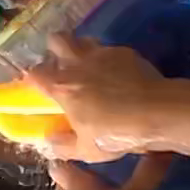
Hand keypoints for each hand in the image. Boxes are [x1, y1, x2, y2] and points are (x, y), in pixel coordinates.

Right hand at [28, 35, 170, 162]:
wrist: (156, 111)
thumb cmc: (116, 133)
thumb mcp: (86, 150)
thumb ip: (62, 145)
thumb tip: (47, 142)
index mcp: (62, 86)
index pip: (35, 73)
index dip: (33, 77)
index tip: (36, 85)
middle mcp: (78, 64)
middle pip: (57, 40)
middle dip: (55, 47)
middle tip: (62, 63)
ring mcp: (103, 54)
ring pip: (84, 40)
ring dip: (82, 48)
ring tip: (89, 65)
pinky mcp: (125, 52)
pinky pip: (110, 50)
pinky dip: (109, 59)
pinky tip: (118, 73)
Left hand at [51, 153, 174, 189]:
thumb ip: (148, 173)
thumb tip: (166, 144)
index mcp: (77, 185)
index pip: (62, 160)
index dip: (66, 146)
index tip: (81, 132)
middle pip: (69, 179)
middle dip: (81, 167)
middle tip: (101, 153)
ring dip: (90, 189)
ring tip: (112, 177)